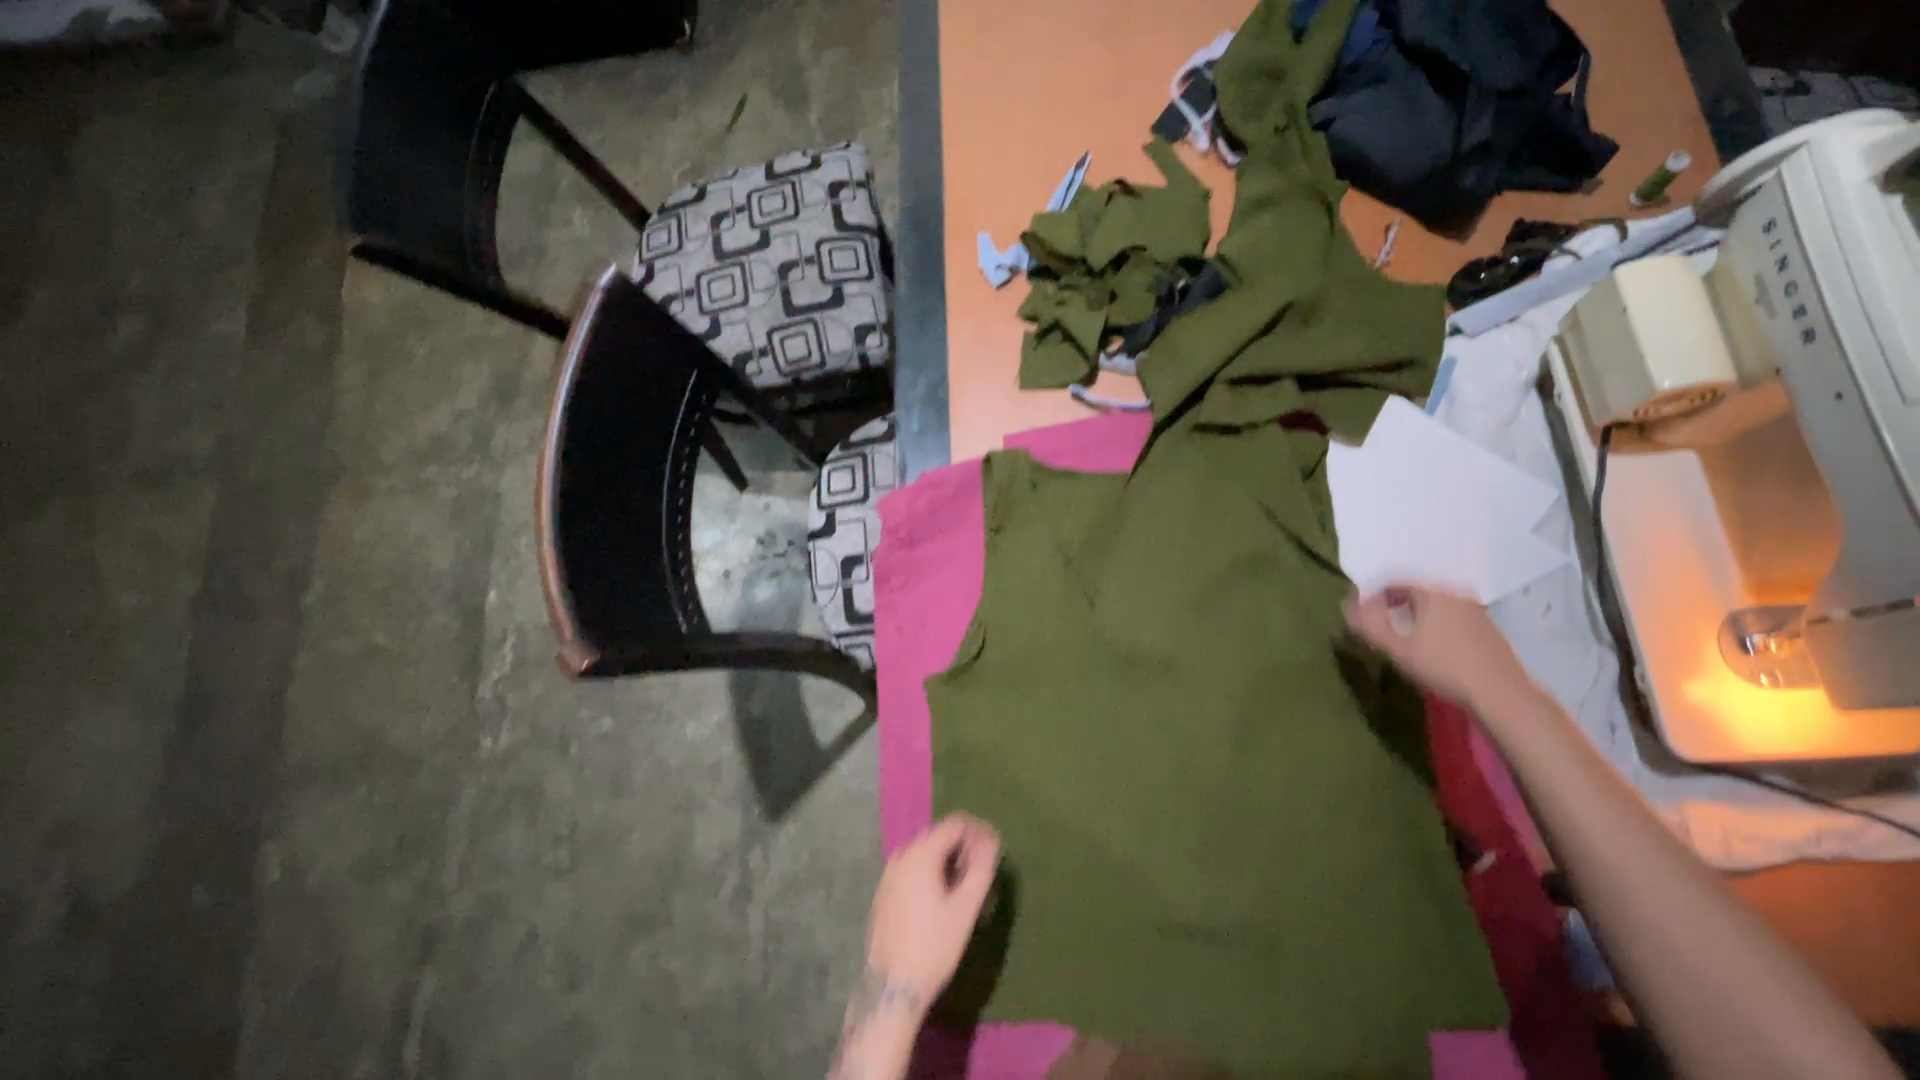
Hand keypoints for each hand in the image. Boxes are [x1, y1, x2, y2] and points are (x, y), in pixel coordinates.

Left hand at [864, 813, 1001, 1006]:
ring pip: (925, 852)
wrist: (894, 985)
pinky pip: (912, 868)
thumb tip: (992, 841)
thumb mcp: (965, 908)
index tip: (995, 849)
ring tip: (966, 884)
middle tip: (983, 869)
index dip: (979, 831)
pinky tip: (942, 896)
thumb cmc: (934, 945)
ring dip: (948, 860)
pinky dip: (931, 871)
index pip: (955, 824)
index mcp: (921, 854)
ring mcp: (889, 874)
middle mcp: (901, 855)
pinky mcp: (884, 891)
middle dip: (963, 845)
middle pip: (939, 835)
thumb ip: (981, 869)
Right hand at [1344, 585, 1533, 710]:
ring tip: (1406, 637)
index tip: (1362, 613)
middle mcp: (1455, 592)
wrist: (1500, 692)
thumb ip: (1369, 625)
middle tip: (1381, 624)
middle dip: (1396, 604)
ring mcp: (1476, 609)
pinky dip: (1437, 623)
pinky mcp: (1488, 627)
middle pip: (1417, 590)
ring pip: (1436, 603)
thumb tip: (1347, 604)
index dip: (1373, 594)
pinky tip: (1434, 646)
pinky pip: (1453, 615)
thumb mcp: (1397, 648)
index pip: (1394, 581)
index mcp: (1432, 592)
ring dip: (1417, 615)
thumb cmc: (1442, 666)